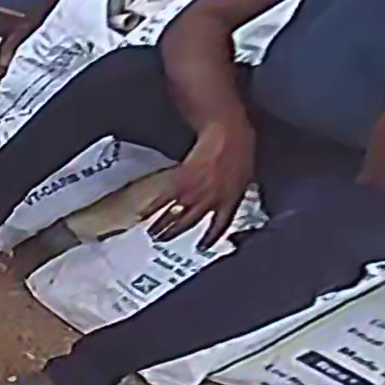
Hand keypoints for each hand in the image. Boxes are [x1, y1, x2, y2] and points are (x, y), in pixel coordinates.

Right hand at [147, 122, 254, 248]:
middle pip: (190, 222)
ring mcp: (195, 191)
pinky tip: (140, 215)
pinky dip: (150, 209)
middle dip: (175, 233)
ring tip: (150, 232)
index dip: (211, 238)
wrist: (228, 137)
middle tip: (161, 240)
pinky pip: (162, 200)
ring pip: (175, 215)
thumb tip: (226, 201)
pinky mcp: (179, 182)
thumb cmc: (238, 153)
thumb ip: (232, 192)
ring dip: (160, 226)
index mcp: (231, 199)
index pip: (221, 224)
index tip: (201, 248)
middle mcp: (212, 199)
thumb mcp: (244, 176)